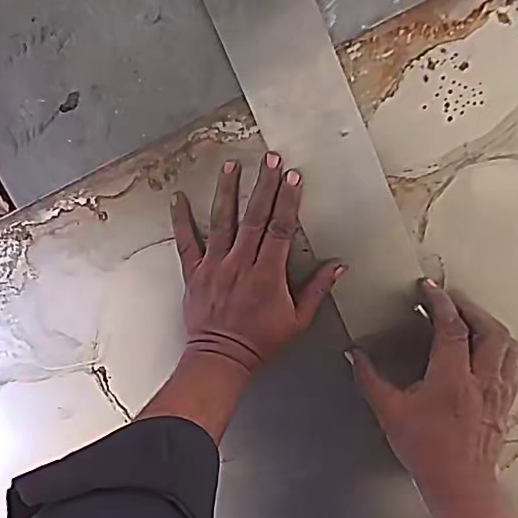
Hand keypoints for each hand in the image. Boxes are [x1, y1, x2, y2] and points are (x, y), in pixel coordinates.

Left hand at [136, 154, 345, 440]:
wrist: (220, 359)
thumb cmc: (260, 343)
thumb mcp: (297, 320)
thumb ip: (317, 290)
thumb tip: (338, 266)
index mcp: (267, 275)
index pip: (280, 229)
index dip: (288, 201)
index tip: (293, 177)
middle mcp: (240, 265)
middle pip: (254, 217)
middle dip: (264, 186)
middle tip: (270, 158)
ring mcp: (214, 267)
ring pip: (221, 222)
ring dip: (228, 192)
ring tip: (232, 166)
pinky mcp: (194, 273)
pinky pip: (186, 242)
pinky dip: (181, 220)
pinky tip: (179, 198)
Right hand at [348, 280, 517, 503]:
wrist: (459, 484)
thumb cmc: (426, 450)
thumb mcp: (389, 412)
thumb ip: (370, 379)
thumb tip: (355, 356)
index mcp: (451, 379)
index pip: (451, 328)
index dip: (439, 303)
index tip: (427, 290)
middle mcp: (481, 381)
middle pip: (489, 329)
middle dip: (470, 308)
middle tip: (451, 301)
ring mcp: (498, 392)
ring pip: (507, 346)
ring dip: (490, 326)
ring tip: (472, 319)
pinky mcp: (506, 404)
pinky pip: (512, 366)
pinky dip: (501, 349)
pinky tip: (488, 351)